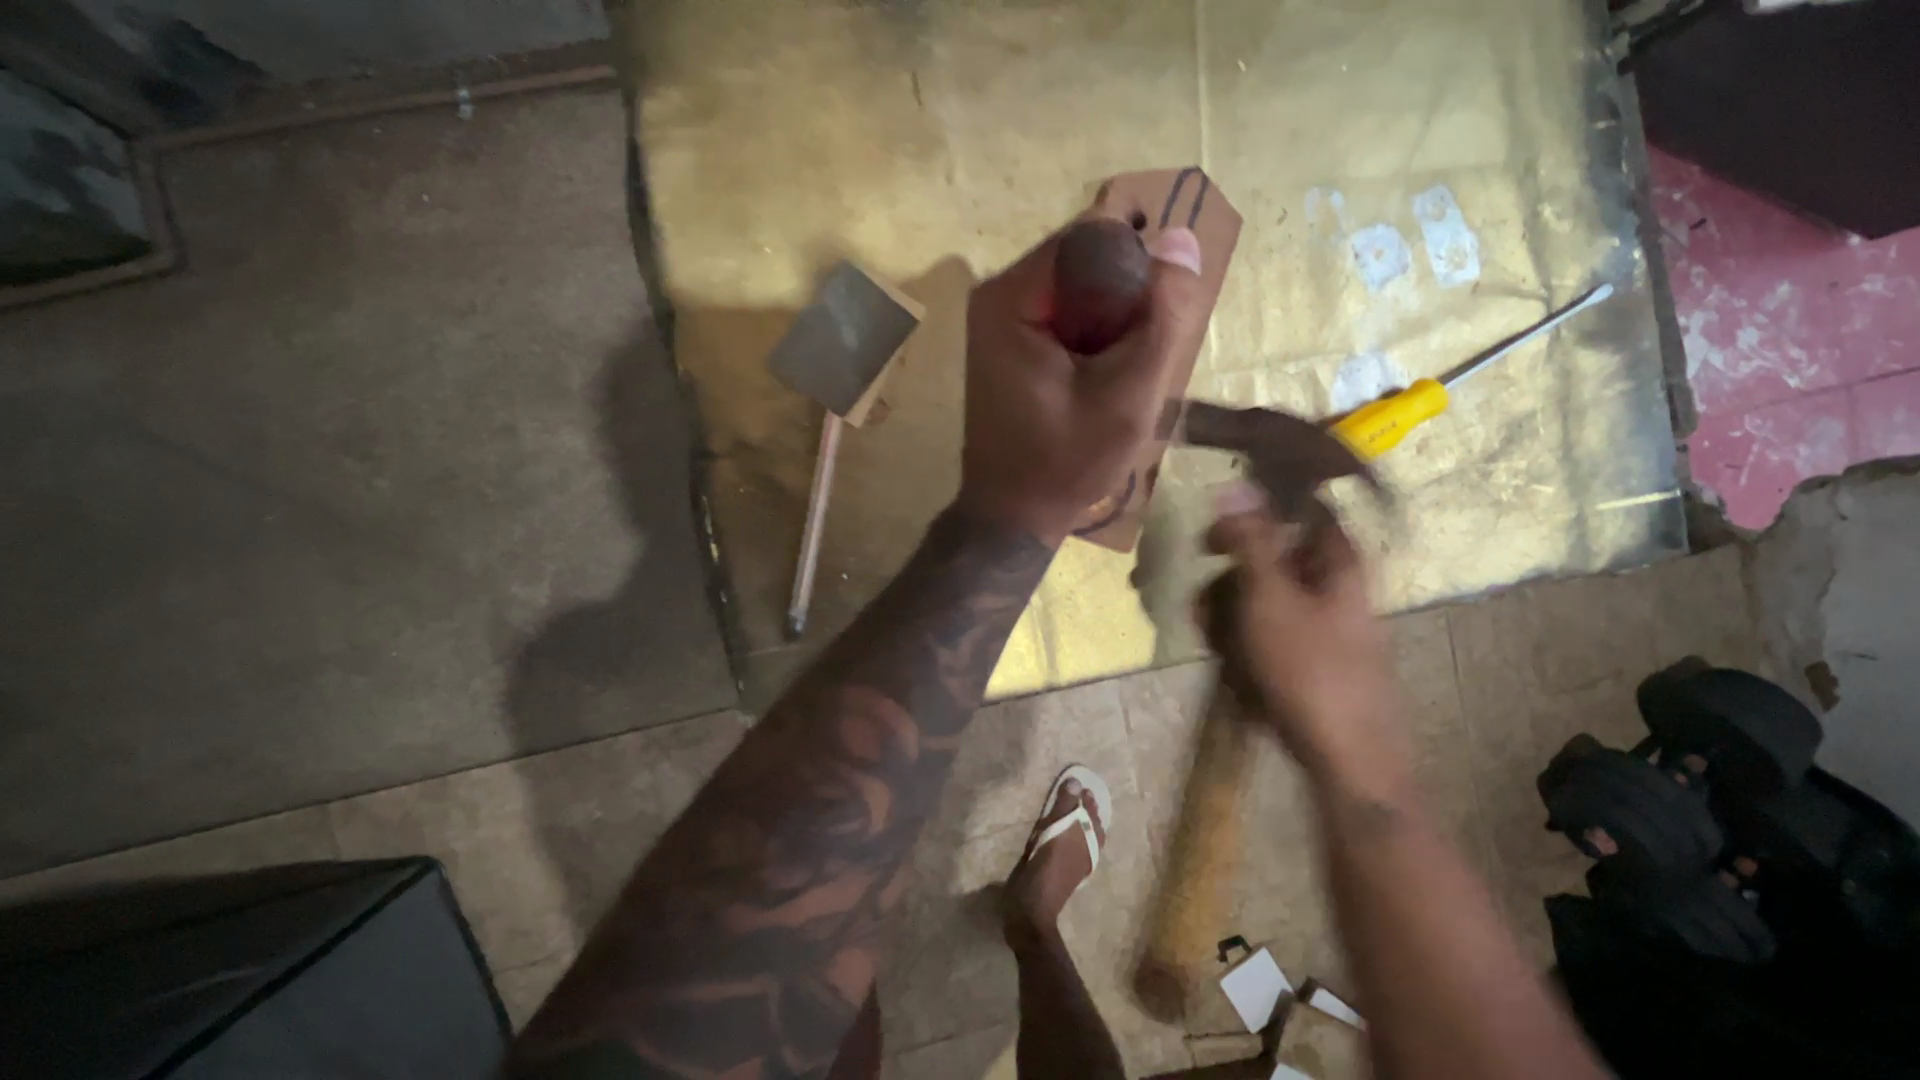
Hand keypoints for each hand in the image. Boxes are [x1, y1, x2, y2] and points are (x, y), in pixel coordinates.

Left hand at [956, 224, 1204, 546]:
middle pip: (1084, 259)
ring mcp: (999, 318)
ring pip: (1080, 287)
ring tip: (1123, 372)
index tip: (1156, 321)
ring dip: (1114, 320)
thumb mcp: (1128, 395)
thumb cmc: (1066, 463)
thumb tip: (1182, 238)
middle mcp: (997, 295)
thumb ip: (1161, 318)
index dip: (1137, 269)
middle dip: (1126, 298)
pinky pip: (1066, 313)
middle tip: (1141, 354)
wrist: (1013, 515)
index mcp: (1010, 298)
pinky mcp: (1009, 340)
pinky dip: (1094, 336)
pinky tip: (1103, 377)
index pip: (1091, 238)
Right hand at [1201, 488, 1409, 786]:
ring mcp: (1321, 624)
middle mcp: (1332, 584)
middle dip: (1226, 585)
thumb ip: (1248, 540)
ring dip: (1227, 620)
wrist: (1347, 757)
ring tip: (1215, 650)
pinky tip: (1233, 672)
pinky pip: (1266, 636)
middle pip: (1266, 560)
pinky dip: (1243, 647)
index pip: (1294, 510)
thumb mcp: (1270, 596)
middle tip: (1202, 612)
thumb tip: (1233, 484)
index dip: (1250, 517)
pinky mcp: (1309, 659)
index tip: (1211, 542)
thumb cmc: (1310, 669)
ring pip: (1259, 601)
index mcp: (1337, 559)